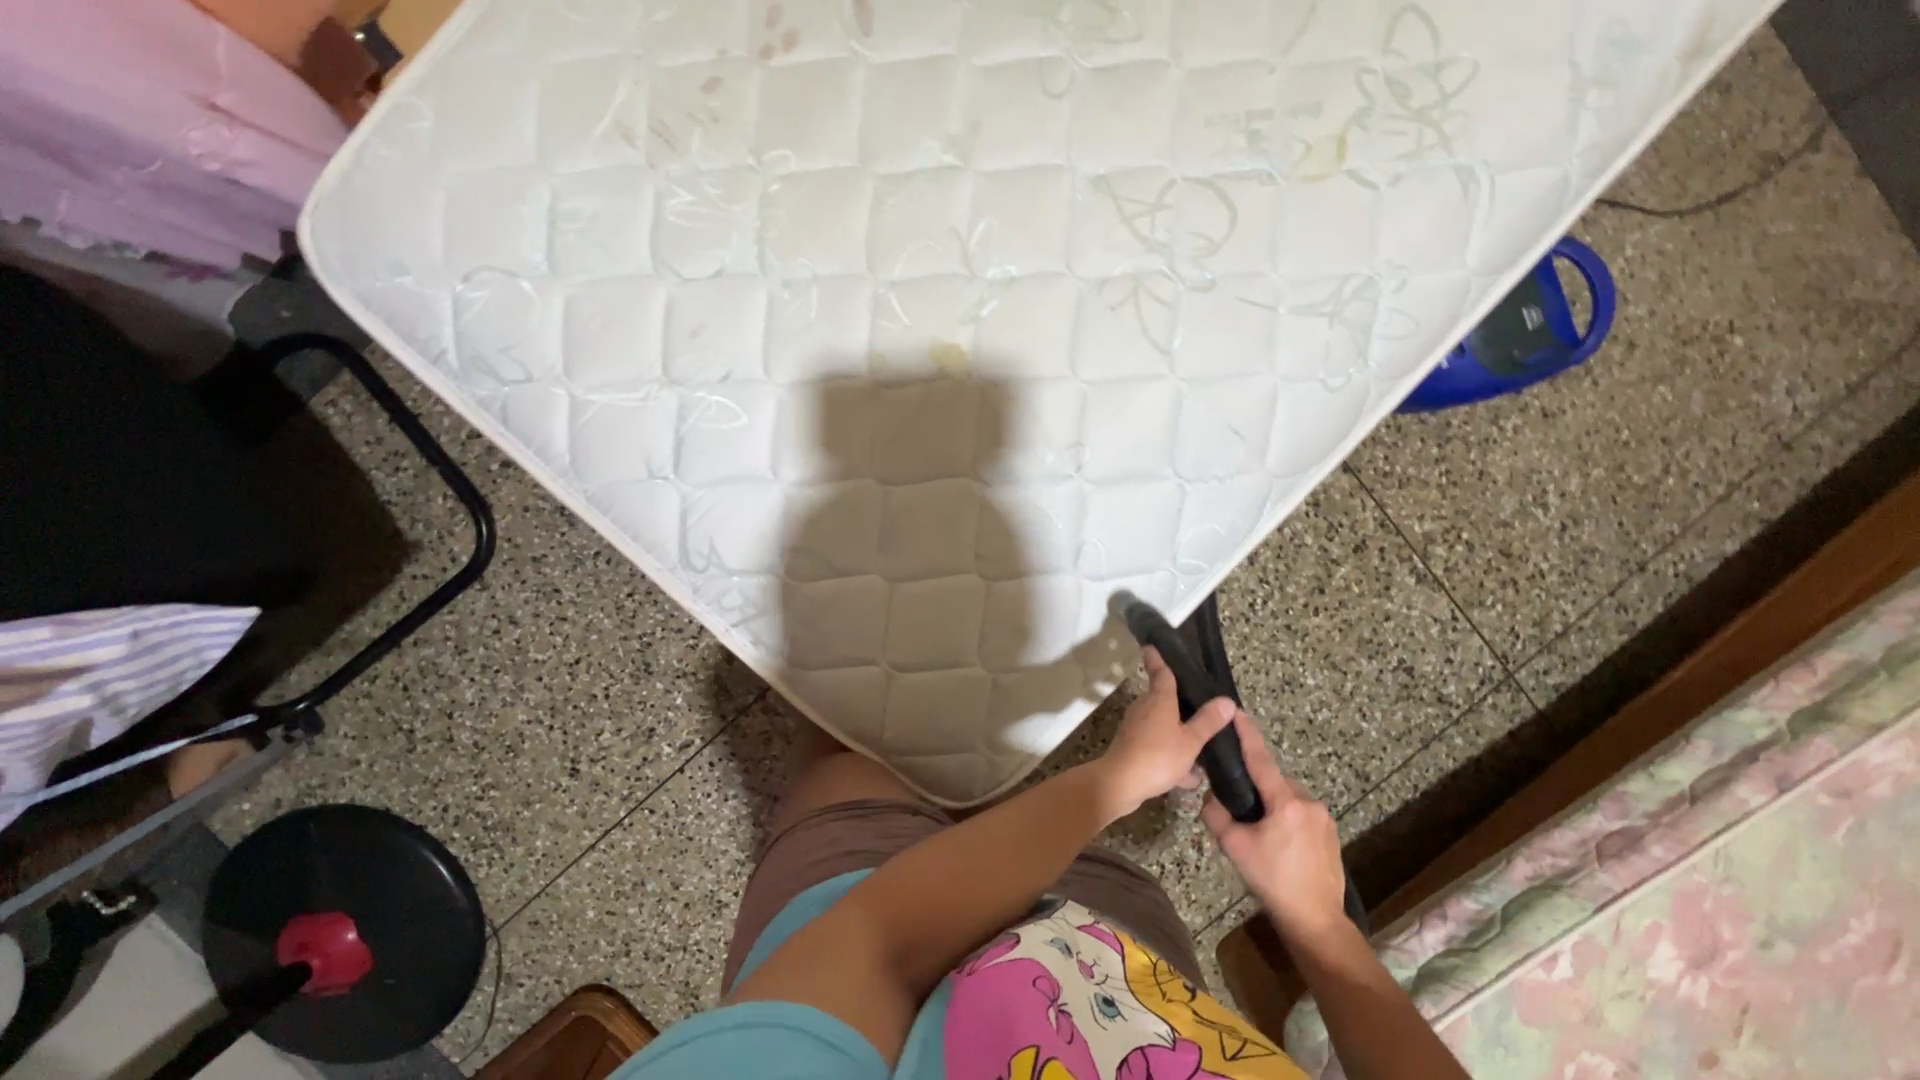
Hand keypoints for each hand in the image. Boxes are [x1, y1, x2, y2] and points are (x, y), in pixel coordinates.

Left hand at [1092, 647, 1235, 823]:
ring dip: (1179, 737)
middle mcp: (1144, 708)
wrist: (1120, 783)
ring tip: (1202, 753)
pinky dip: (1171, 756)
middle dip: (1180, 705)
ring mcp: (1135, 727)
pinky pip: (1156, 746)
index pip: (1160, 672)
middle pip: (1163, 699)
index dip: (1158, 658)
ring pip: (1161, 726)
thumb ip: (1208, 722)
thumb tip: (1226, 701)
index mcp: (1159, 700)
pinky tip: (1187, 778)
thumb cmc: (1158, 756)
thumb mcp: (1190, 741)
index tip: (1153, 646)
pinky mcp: (1131, 747)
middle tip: (1202, 709)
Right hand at [1200, 713, 1349, 946]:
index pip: (1261, 760)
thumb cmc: (1273, 881)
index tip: (1237, 712)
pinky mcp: (1331, 834)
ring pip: (1288, 799)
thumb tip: (1211, 798)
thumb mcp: (1234, 848)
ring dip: (1273, 806)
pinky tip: (1278, 845)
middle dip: (1258, 788)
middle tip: (1240, 810)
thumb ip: (1216, 815)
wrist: (1315, 919)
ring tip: (1259, 834)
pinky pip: (1302, 815)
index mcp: (1285, 803)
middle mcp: (1309, 803)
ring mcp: (1324, 818)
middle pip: (1275, 782)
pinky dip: (1286, 820)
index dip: (1247, 735)